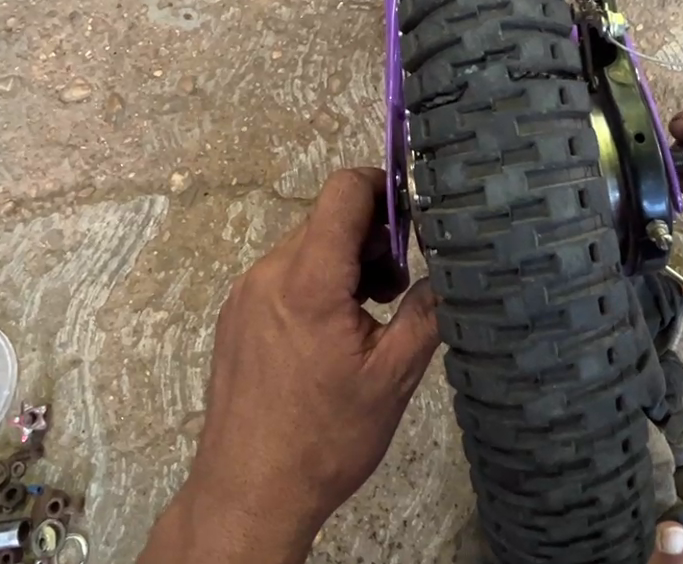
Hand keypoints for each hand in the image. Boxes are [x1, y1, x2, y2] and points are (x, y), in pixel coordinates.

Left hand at [139, 169, 440, 563]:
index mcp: (309, 279)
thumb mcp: (394, 378)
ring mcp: (247, 292)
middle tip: (394, 289)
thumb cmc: (326, 438)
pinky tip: (330, 334)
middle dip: (371, 238)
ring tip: (367, 316)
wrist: (246, 495)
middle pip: (328, 219)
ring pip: (307, 247)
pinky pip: (284, 273)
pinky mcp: (236, 314)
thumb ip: (425, 312)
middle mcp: (270, 272)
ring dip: (345, 263)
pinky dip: (316, 282)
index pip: (344, 190)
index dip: (382, 188)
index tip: (410, 222)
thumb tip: (447, 274)